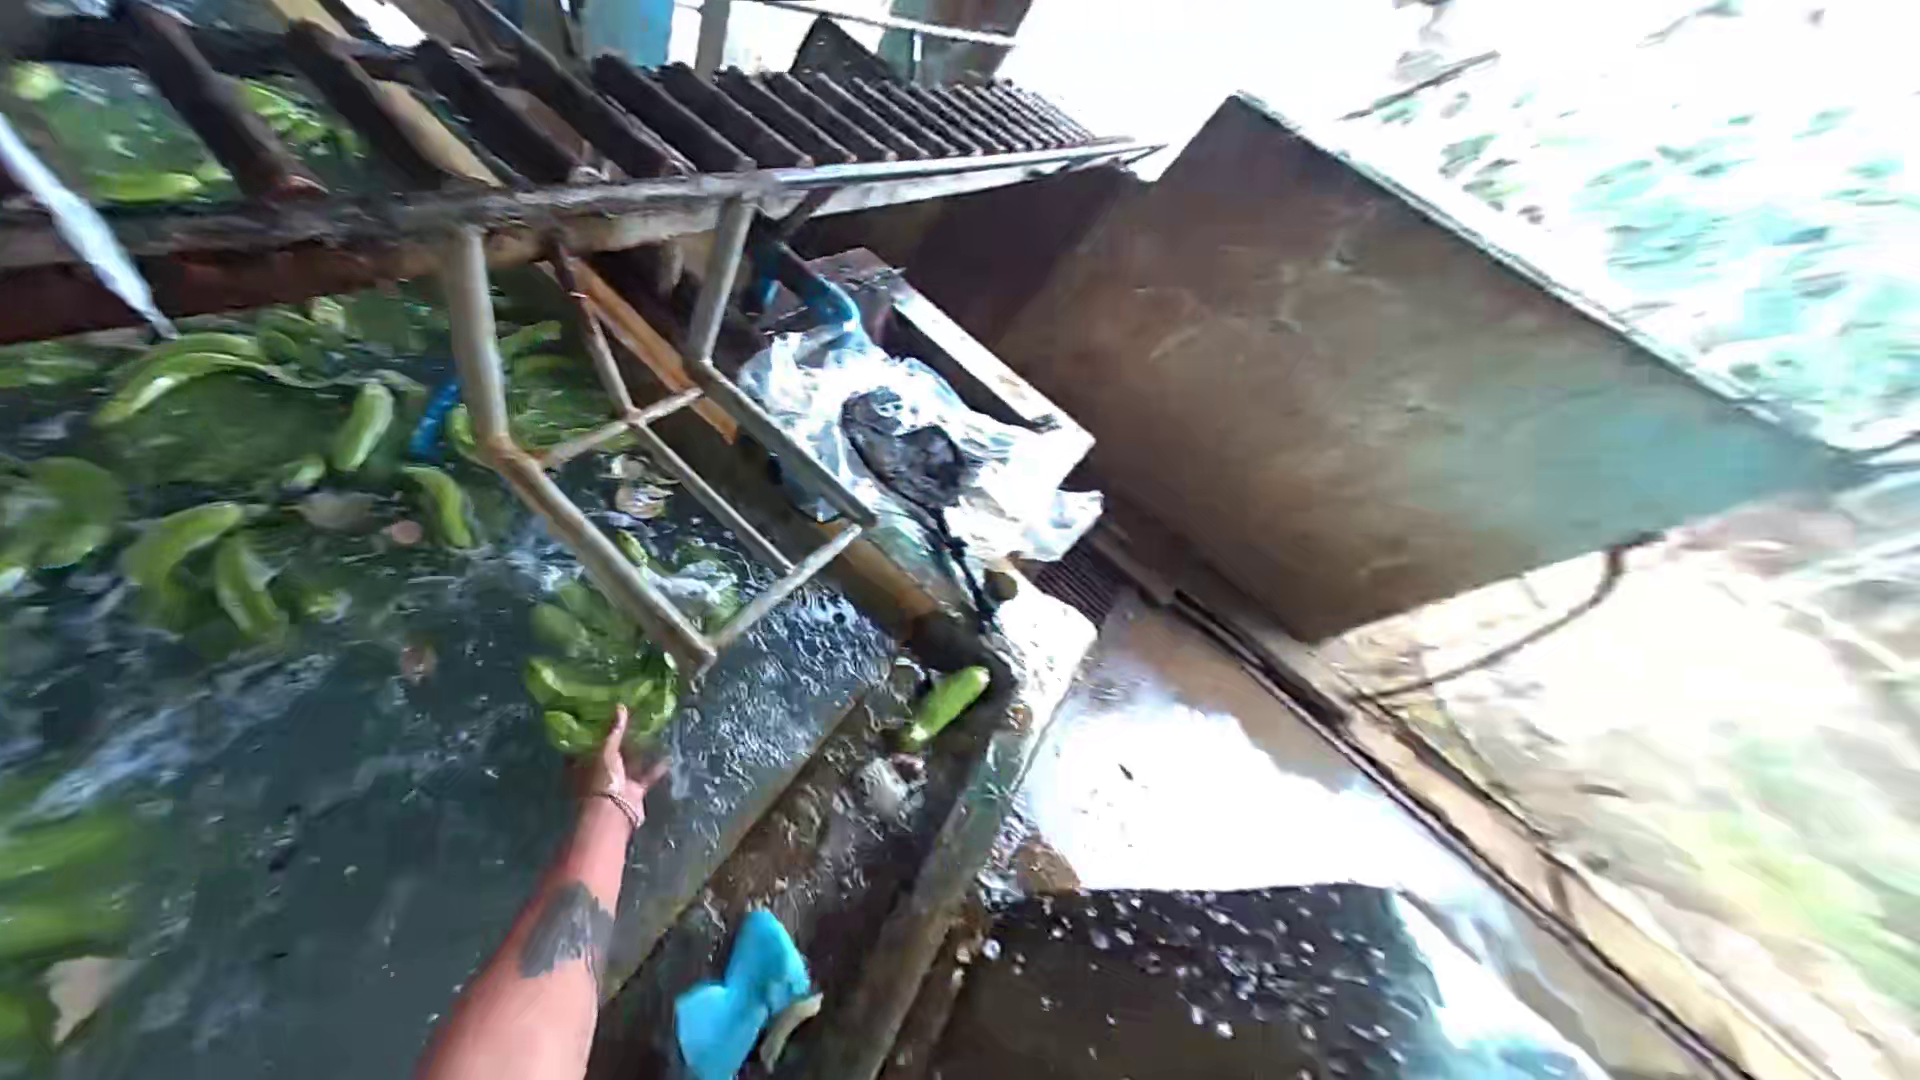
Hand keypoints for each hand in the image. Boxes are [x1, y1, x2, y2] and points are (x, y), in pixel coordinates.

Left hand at [578, 705, 669, 823]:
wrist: (614, 813)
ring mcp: (617, 782)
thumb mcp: (606, 751)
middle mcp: (598, 773)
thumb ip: (614, 731)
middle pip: (610, 753)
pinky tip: (668, 754)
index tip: (607, 714)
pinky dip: (657, 766)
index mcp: (583, 764)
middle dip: (623, 739)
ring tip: (656, 733)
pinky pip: (647, 775)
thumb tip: (620, 706)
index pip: (586, 744)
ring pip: (630, 763)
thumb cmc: (601, 780)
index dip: (595, 731)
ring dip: (642, 751)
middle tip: (637, 719)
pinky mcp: (634, 790)